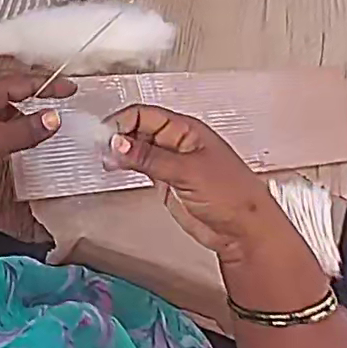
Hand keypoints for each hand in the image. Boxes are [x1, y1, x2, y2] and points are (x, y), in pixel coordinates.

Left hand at [0, 75, 73, 202]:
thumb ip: (26, 129)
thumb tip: (53, 117)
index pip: (23, 82)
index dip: (49, 85)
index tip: (72, 87)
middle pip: (11, 94)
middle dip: (36, 98)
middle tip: (61, 105)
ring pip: (0, 112)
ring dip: (21, 118)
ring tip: (44, 127)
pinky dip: (7, 132)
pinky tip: (14, 145)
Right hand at [102, 105, 281, 264]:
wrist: (244, 233)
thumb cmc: (234, 196)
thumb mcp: (187, 171)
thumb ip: (149, 157)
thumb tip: (118, 143)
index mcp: (186, 129)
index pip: (145, 114)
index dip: (123, 122)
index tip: (106, 136)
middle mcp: (177, 142)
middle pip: (137, 128)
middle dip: (118, 135)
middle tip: (102, 148)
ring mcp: (170, 161)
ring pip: (136, 147)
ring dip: (119, 150)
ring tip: (105, 158)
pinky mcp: (166, 180)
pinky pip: (140, 165)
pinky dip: (124, 164)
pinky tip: (115, 167)